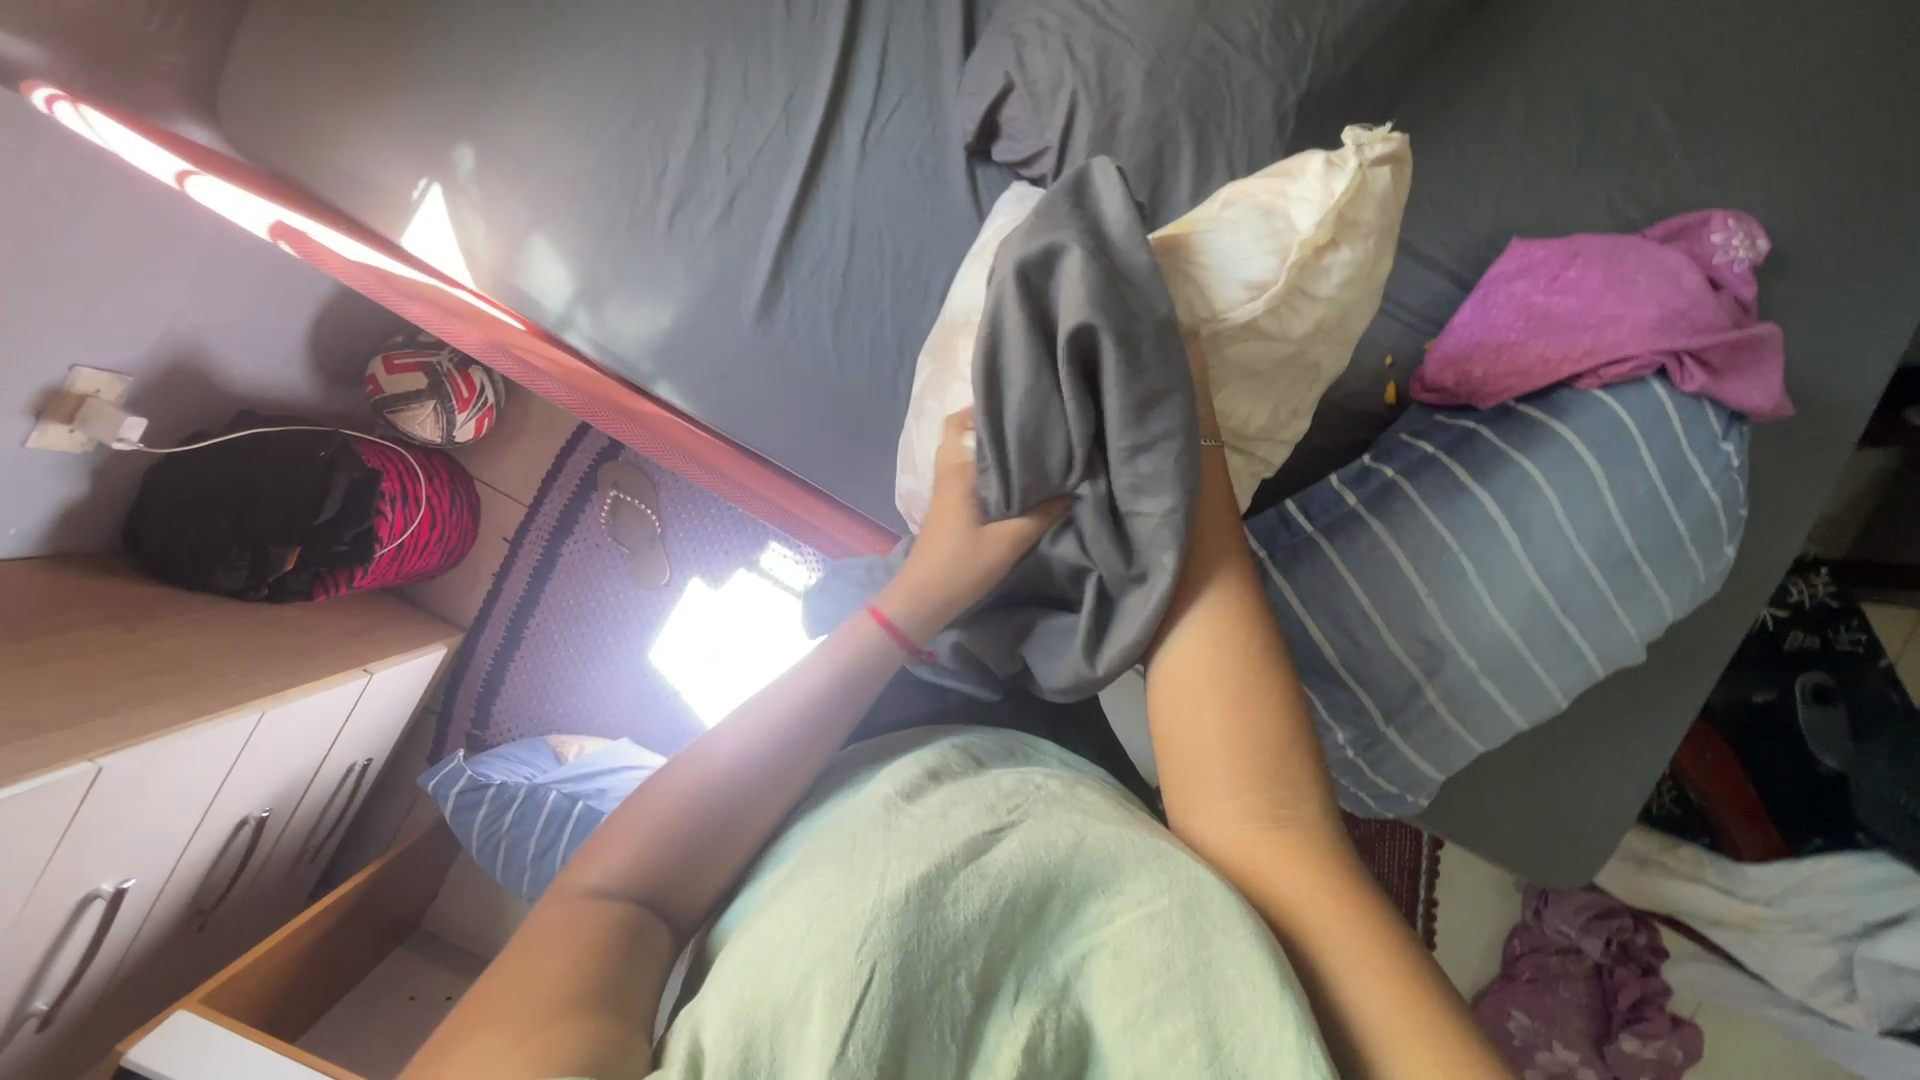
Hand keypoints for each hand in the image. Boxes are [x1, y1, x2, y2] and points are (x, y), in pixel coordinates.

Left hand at [877, 409, 1070, 641]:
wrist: (922, 599)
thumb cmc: (962, 567)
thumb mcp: (1008, 543)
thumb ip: (1041, 514)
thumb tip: (1071, 490)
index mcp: (958, 471)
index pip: (969, 422)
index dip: (993, 408)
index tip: (1026, 405)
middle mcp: (948, 472)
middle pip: (960, 431)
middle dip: (988, 422)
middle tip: (1025, 422)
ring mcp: (945, 489)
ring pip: (962, 452)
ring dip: (986, 446)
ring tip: (1023, 446)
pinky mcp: (948, 506)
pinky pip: (966, 472)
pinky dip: (984, 467)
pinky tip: (1011, 478)